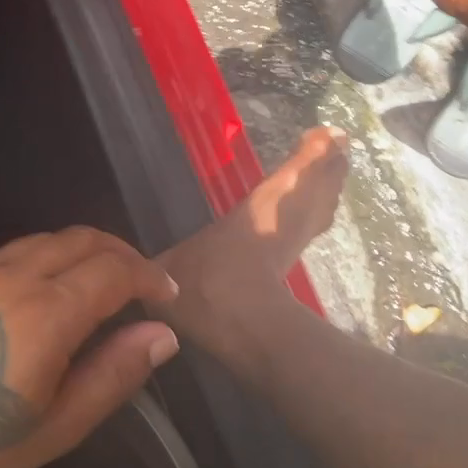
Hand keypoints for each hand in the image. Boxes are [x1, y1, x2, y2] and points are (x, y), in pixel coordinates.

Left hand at [0, 226, 179, 467]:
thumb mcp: (61, 424)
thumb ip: (114, 371)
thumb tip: (163, 332)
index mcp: (45, 314)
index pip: (113, 269)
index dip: (148, 275)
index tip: (168, 293)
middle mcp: (12, 277)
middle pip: (81, 238)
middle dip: (121, 251)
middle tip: (144, 281)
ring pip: (46, 237)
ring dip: (84, 248)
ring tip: (104, 279)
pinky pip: (13, 248)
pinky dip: (48, 253)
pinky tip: (53, 283)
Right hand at [157, 128, 348, 373]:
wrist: (240, 332)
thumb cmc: (202, 291)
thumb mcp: (165, 270)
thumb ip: (152, 266)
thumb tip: (125, 265)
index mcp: (252, 214)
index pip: (286, 180)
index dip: (308, 159)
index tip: (328, 134)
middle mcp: (278, 223)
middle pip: (311, 189)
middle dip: (326, 165)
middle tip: (342, 140)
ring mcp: (291, 247)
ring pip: (318, 209)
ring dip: (331, 184)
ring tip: (341, 160)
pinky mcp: (293, 267)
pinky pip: (312, 229)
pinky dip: (322, 211)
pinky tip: (324, 209)